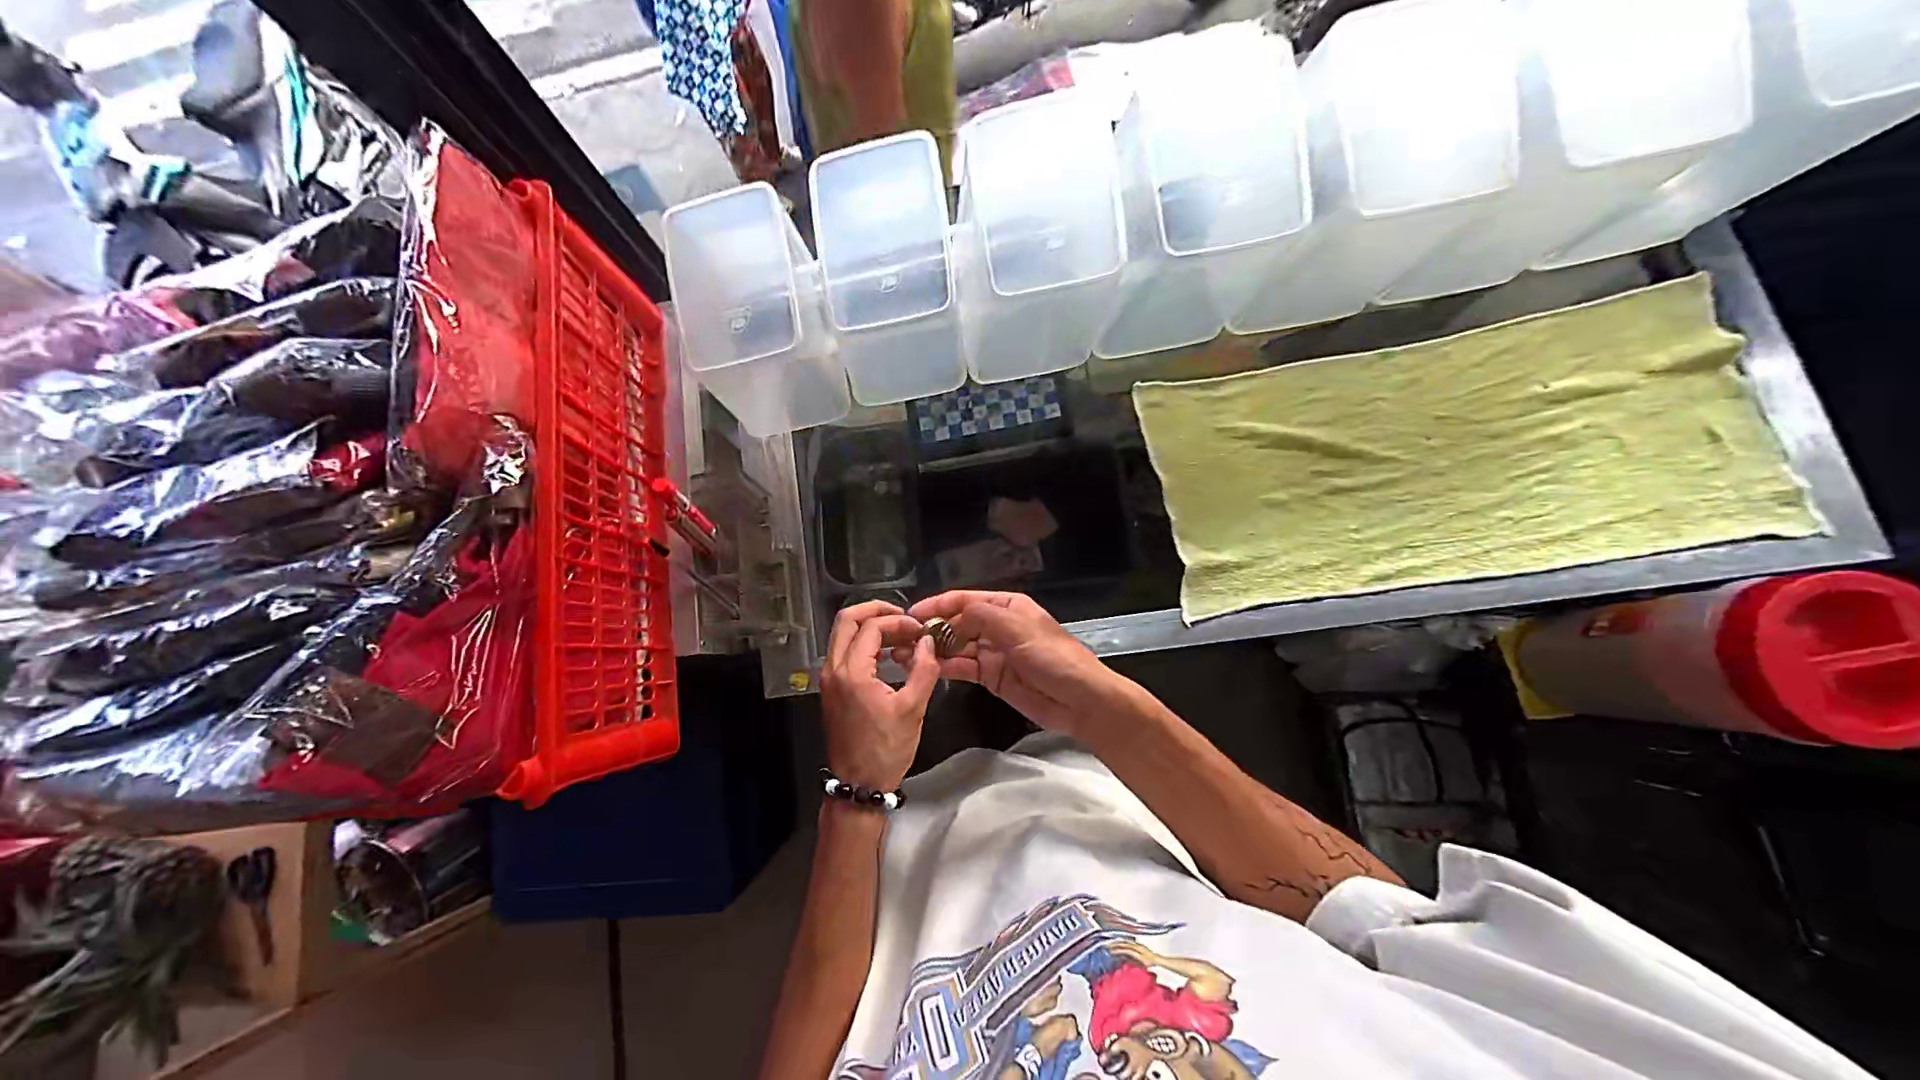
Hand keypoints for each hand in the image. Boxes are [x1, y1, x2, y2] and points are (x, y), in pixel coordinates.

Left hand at [820, 600, 938, 790]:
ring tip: (900, 636)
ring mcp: (828, 678)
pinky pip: (844, 651)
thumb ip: (924, 669)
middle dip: (876, 612)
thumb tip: (928, 642)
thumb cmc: (886, 749)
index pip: (872, 627)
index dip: (899, 622)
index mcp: (851, 672)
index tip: (920, 632)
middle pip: (847, 620)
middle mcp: (833, 669)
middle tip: (903, 618)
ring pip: (843, 634)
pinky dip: (864, 644)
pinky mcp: (831, 688)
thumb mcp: (913, 708)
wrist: (858, 783)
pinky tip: (889, 655)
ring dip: (870, 627)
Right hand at [902, 591, 1131, 737]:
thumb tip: (949, 618)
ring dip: (935, 650)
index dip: (938, 604)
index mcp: (1008, 606)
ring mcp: (994, 652)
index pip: (966, 599)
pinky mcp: (992, 677)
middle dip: (932, 629)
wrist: (1081, 701)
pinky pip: (964, 668)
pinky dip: (946, 667)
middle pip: (958, 622)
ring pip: (957, 646)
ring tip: (907, 655)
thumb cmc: (1053, 657)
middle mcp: (998, 626)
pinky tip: (928, 668)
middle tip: (905, 639)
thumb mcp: (1017, 629)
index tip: (912, 613)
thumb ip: (980, 617)